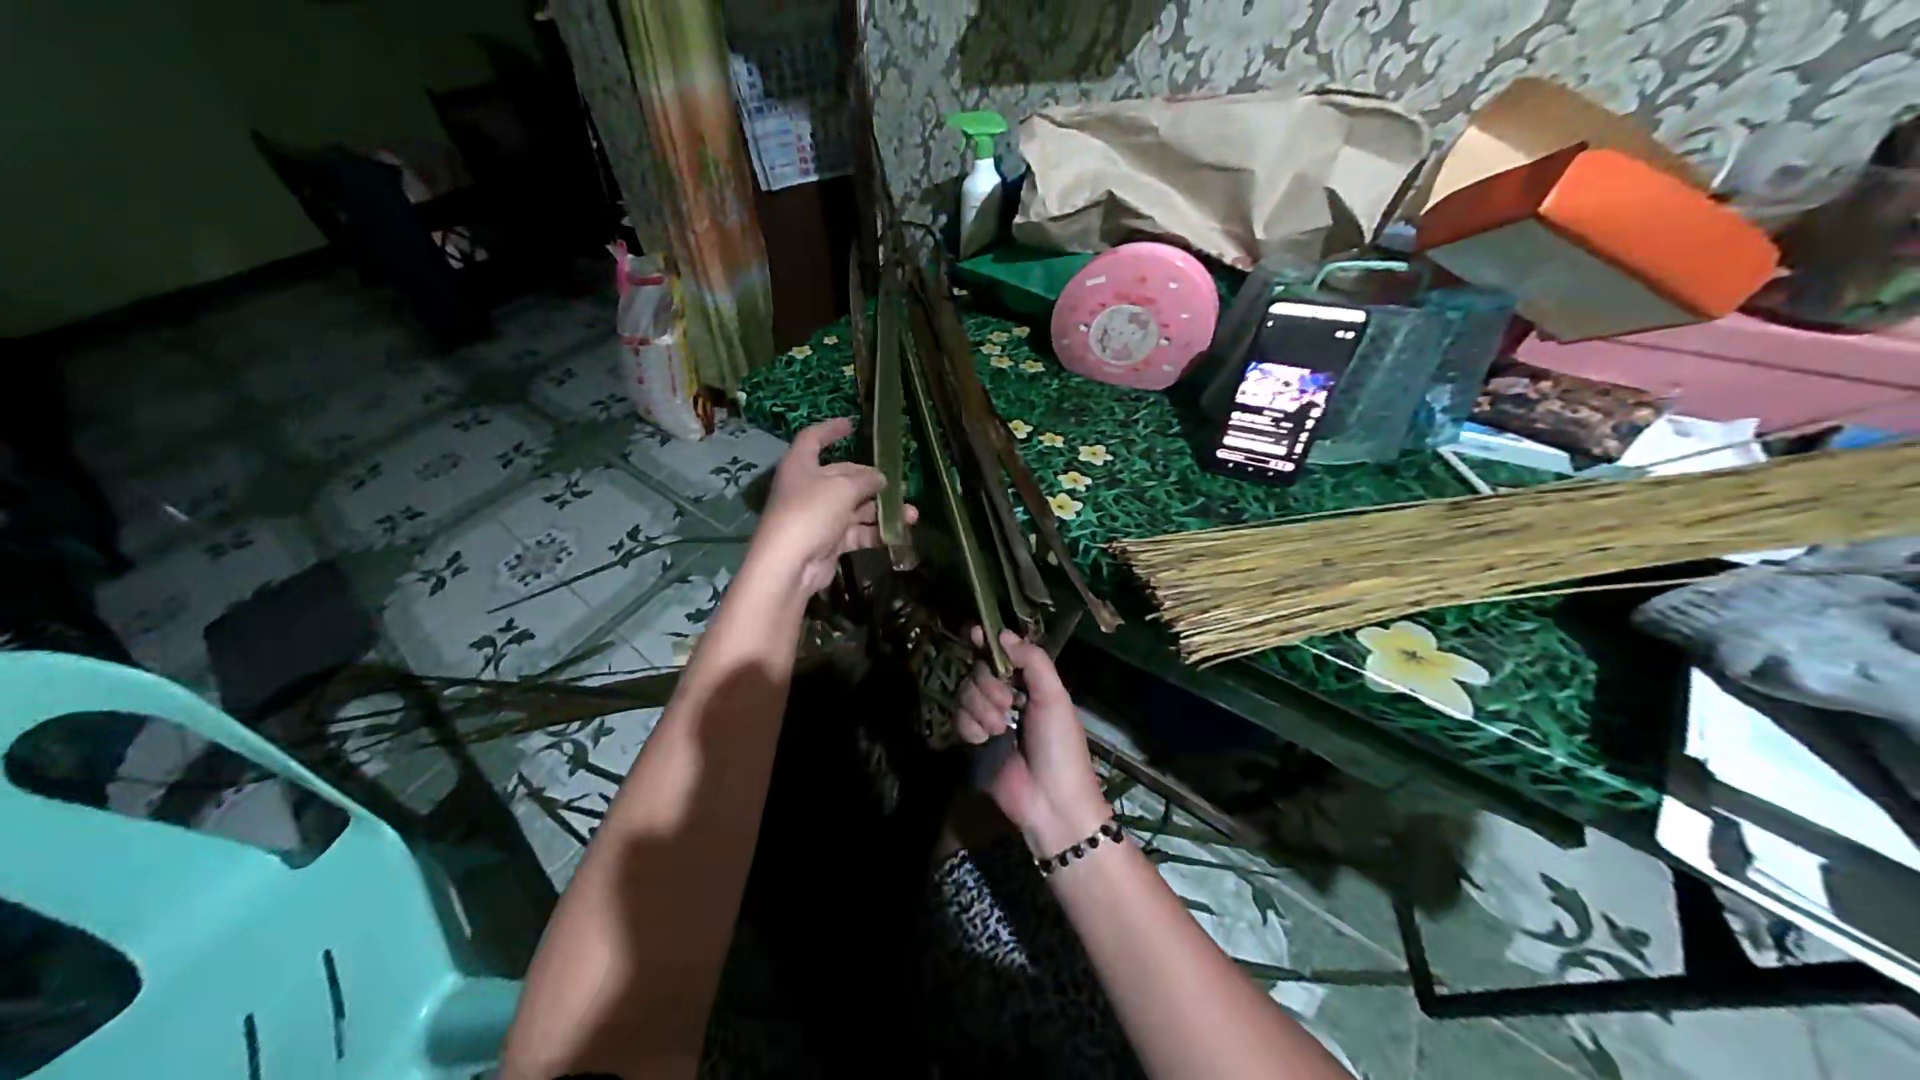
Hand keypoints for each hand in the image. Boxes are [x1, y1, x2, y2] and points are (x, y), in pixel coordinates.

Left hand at [750, 417, 916, 595]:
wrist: (790, 565)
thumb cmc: (811, 512)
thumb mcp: (842, 488)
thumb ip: (865, 479)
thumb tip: (880, 478)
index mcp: (801, 465)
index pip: (813, 438)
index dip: (831, 429)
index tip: (852, 425)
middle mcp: (808, 487)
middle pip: (843, 476)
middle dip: (872, 481)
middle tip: (898, 485)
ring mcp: (819, 516)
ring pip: (855, 507)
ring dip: (882, 510)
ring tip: (911, 515)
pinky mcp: (828, 541)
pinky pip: (856, 531)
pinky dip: (876, 531)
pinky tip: (899, 533)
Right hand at [953, 628, 1110, 859]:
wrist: (1050, 800)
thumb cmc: (1060, 746)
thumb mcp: (1054, 698)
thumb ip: (1033, 662)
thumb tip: (1003, 634)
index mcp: (1030, 684)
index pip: (1003, 654)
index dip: (987, 643)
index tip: (974, 633)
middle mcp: (1007, 696)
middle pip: (979, 670)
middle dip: (990, 685)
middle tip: (1009, 705)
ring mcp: (988, 718)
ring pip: (966, 693)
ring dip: (983, 709)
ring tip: (1002, 729)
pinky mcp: (972, 740)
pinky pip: (959, 719)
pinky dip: (972, 727)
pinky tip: (987, 740)